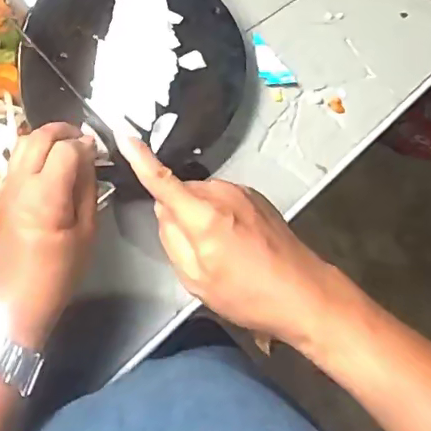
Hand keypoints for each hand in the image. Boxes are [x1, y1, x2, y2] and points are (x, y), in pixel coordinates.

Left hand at [0, 123, 96, 346]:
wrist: (14, 302)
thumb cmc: (57, 273)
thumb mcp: (86, 232)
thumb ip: (87, 187)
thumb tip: (88, 155)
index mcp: (46, 193)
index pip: (66, 147)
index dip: (84, 143)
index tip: (97, 151)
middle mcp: (21, 182)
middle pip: (39, 135)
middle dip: (63, 130)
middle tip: (83, 140)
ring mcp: (7, 185)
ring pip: (23, 141)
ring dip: (45, 137)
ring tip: (66, 149)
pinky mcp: (2, 192)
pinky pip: (16, 157)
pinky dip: (34, 150)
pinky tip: (50, 165)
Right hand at [121, 137, 346, 349]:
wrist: (306, 293)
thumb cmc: (250, 295)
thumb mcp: (198, 281)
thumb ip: (172, 241)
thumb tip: (165, 212)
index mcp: (203, 216)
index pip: (161, 180)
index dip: (139, 158)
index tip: (124, 135)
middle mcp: (221, 193)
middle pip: (181, 193)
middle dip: (179, 214)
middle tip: (198, 253)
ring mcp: (240, 191)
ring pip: (201, 196)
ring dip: (201, 215)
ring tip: (224, 253)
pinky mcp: (254, 195)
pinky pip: (222, 199)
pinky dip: (220, 215)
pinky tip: (239, 244)